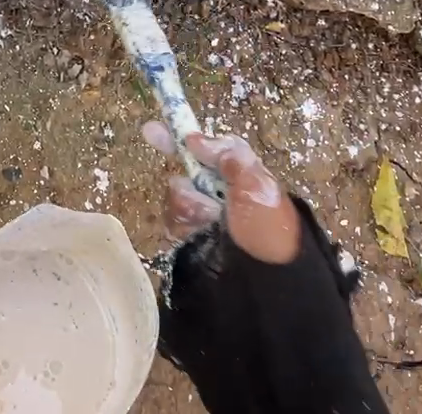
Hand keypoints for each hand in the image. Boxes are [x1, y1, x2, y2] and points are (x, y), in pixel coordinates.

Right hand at [142, 122, 301, 264]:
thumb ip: (229, 156)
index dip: (187, 138)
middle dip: (187, 176)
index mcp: (245, 180)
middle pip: (189, 172)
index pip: (214, 151)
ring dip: (189, 204)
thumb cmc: (267, 233)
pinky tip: (197, 235)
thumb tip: (194, 139)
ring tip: (208, 220)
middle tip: (154, 140)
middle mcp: (224, 198)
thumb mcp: (257, 187)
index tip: (159, 127)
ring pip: (178, 197)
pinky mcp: (192, 244)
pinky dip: (182, 226)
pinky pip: (173, 223)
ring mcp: (207, 222)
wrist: (266, 294)